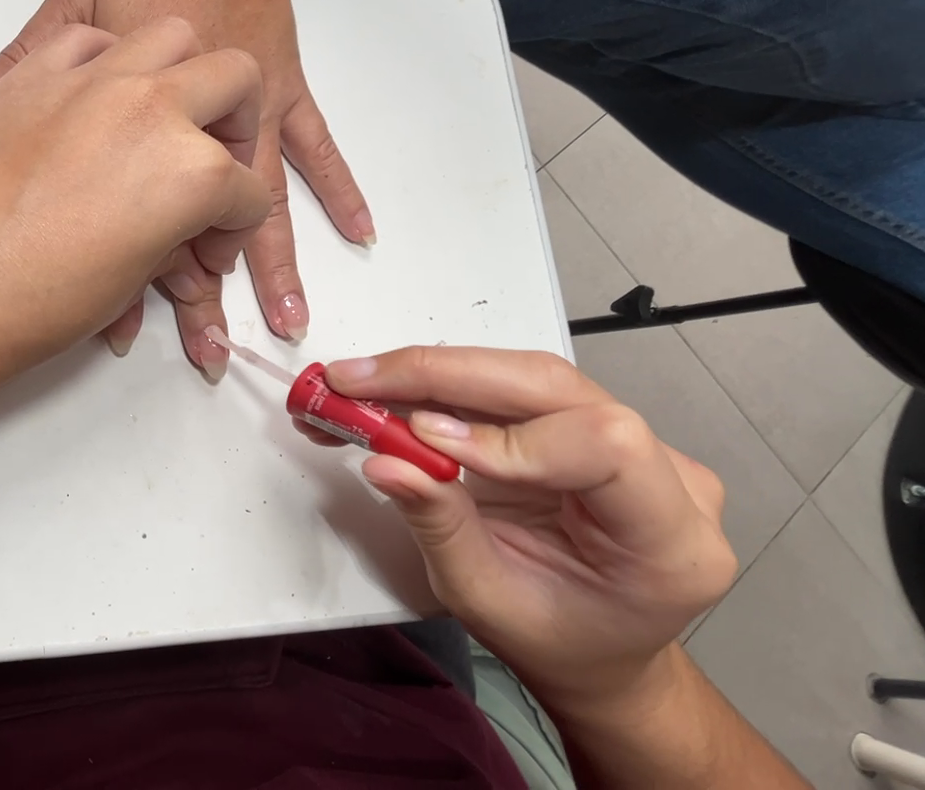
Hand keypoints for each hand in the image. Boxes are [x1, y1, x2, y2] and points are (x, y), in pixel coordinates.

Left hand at [0, 0, 373, 363]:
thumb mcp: (67, 7)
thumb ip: (21, 60)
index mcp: (145, 108)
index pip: (141, 204)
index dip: (134, 268)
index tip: (123, 323)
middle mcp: (202, 121)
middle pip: (201, 217)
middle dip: (205, 285)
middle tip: (209, 351)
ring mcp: (254, 106)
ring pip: (263, 198)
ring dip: (273, 263)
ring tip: (285, 323)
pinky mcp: (288, 86)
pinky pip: (318, 145)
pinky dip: (339, 188)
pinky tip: (360, 232)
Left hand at [0, 19, 271, 386]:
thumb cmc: (34, 307)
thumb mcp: (127, 282)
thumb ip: (170, 237)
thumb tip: (176, 236)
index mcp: (191, 171)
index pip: (249, 191)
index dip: (237, 226)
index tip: (214, 245)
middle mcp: (153, 108)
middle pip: (234, 80)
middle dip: (234, 125)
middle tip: (211, 165)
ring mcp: (91, 80)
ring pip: (171, 36)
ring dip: (179, 73)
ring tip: (160, 117)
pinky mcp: (34, 73)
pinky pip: (87, 38)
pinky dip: (102, 61)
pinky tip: (93, 95)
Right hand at [326, 347, 737, 708]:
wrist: (595, 644)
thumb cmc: (553, 638)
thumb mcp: (486, 599)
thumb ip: (440, 527)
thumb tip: (382, 462)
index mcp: (668, 538)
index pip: (605, 446)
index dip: (507, 435)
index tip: (421, 437)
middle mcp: (664, 471)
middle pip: (550, 385)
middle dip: (440, 376)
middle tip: (351, 381)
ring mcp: (625, 437)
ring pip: (518, 373)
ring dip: (425, 373)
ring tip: (351, 385)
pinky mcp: (575, 421)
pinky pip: (502, 386)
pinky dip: (431, 384)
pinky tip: (380, 391)